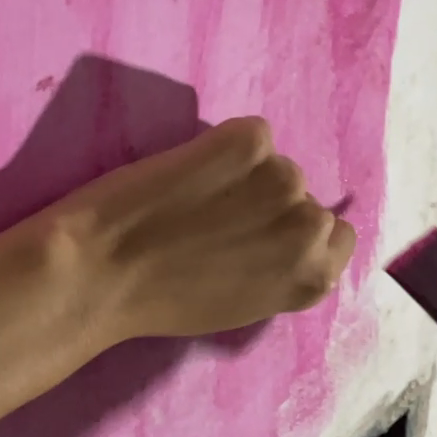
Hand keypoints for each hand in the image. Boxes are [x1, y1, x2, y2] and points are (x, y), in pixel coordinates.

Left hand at [47, 117, 356, 344]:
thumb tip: (289, 237)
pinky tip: (189, 171)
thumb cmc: (162, 300)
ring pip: (274, 162)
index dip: (292, 230)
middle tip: (217, 218)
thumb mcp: (245, 304)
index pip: (336, 235)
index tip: (257, 234)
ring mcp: (282, 179)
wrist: (100, 271)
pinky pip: (249, 133)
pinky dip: (221, 145)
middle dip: (268, 200)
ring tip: (195, 197)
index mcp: (313, 278)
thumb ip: (281, 269)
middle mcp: (310, 228)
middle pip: (303, 194)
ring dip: (244, 172)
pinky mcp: (249, 141)